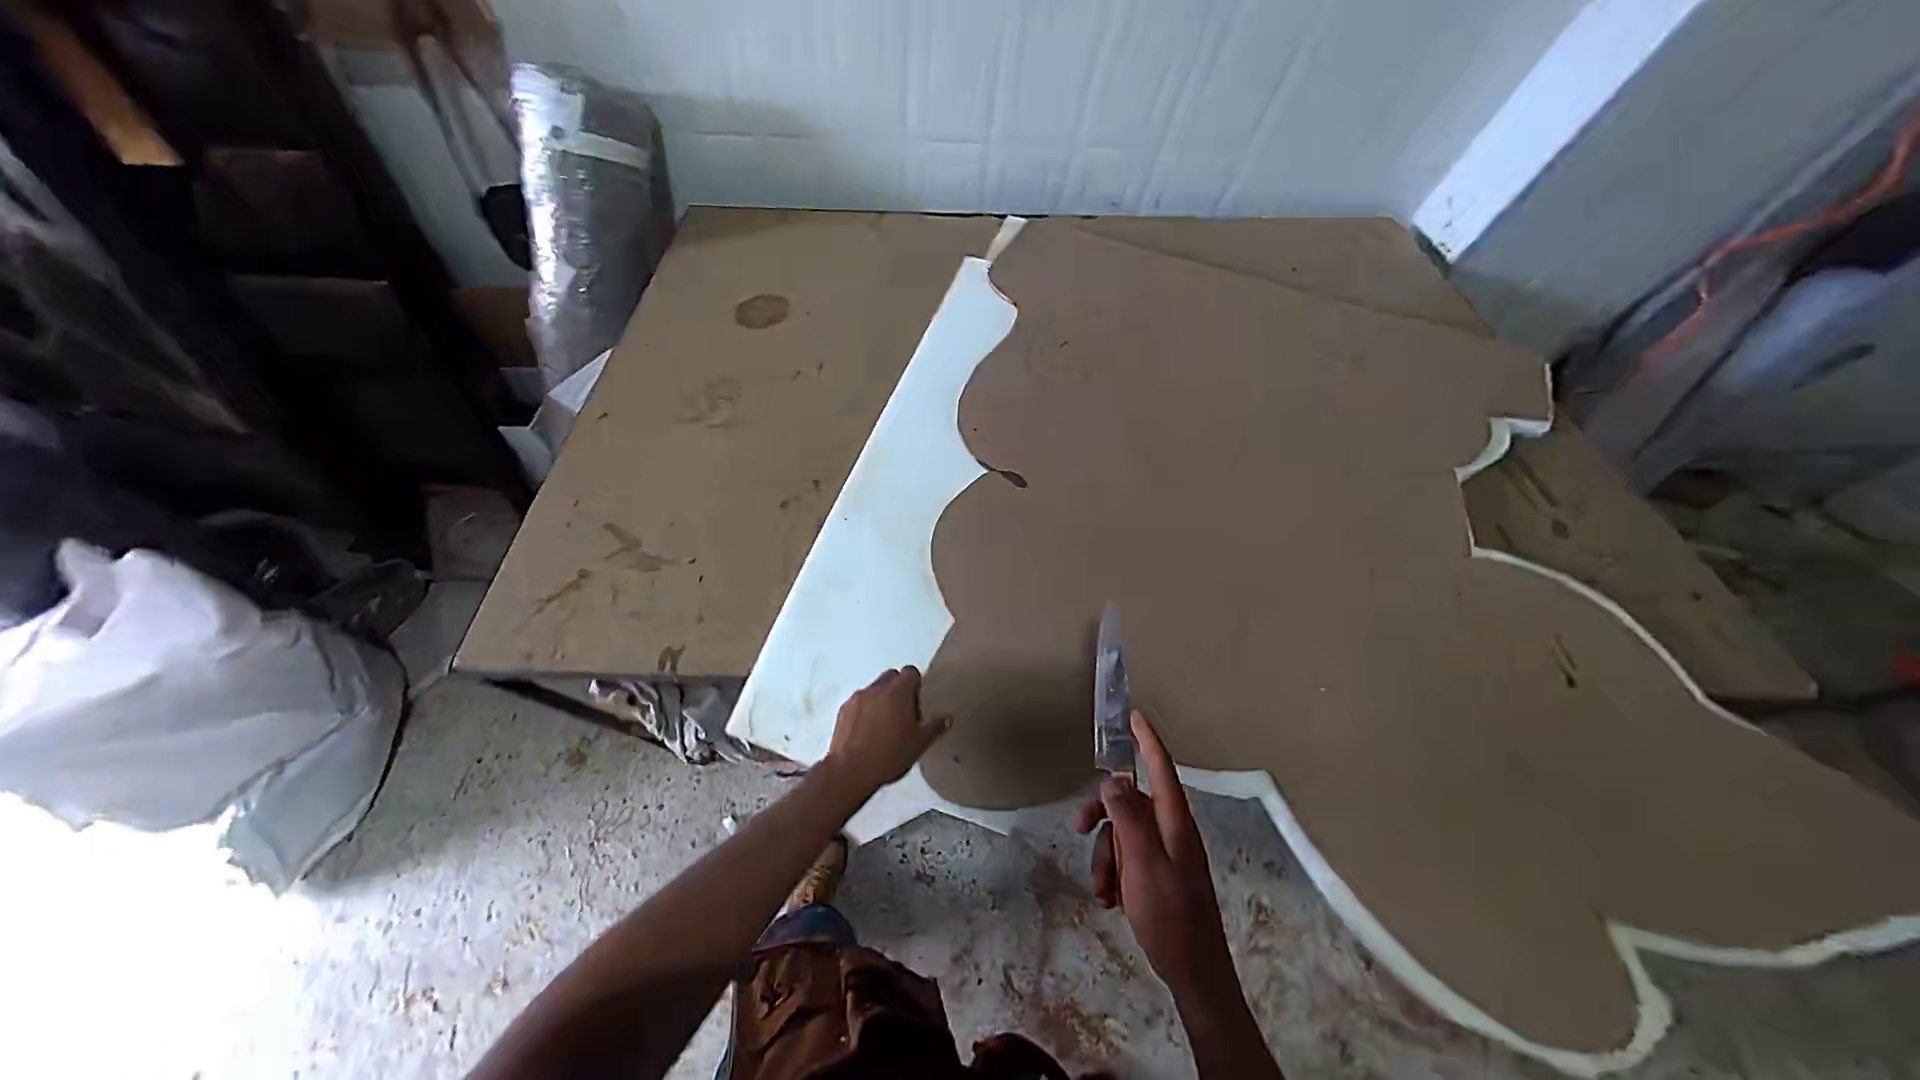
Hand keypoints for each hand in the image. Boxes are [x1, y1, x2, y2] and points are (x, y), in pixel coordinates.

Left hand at [821, 667, 949, 794]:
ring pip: (874, 689)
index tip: (919, 701)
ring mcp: (858, 698)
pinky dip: (866, 709)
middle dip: (899, 688)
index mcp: (898, 691)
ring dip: (881, 698)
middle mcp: (877, 688)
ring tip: (885, 724)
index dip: (917, 684)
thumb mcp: (920, 744)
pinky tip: (868, 731)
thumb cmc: (889, 755)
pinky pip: (859, 702)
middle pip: (892, 676)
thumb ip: (935, 726)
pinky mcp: (843, 710)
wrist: (850, 771)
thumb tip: (946, 717)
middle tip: (904, 711)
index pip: (911, 672)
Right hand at [1075, 711, 1237, 999]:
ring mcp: (1164, 853)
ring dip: (1105, 856)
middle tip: (1079, 828)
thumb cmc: (1171, 916)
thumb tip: (1114, 779)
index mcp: (1174, 822)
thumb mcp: (1143, 864)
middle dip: (1102, 817)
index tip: (1134, 717)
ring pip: (1121, 833)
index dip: (1147, 741)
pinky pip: (1126, 857)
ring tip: (1104, 890)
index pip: (1161, 769)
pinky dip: (1113, 873)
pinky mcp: (1157, 874)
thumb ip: (1128, 818)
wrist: (1194, 972)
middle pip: (1129, 802)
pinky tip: (1111, 899)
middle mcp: (1170, 830)